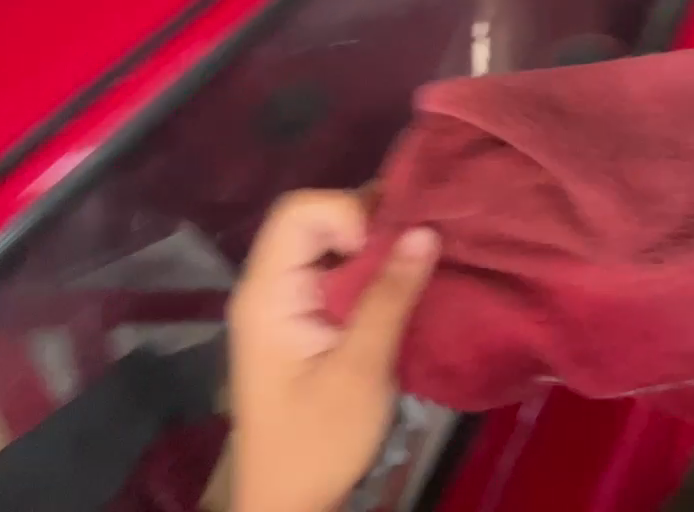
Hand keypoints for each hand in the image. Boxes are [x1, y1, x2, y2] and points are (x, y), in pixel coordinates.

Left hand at [228, 190, 438, 511]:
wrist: (289, 505)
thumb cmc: (318, 443)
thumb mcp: (360, 372)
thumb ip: (389, 297)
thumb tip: (425, 229)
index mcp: (268, 293)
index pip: (298, 211)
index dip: (347, 211)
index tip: (386, 245)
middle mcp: (269, 284)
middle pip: (312, 216)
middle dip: (368, 217)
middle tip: (416, 239)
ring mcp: (285, 298)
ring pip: (327, 236)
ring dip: (373, 237)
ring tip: (417, 251)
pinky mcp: (303, 313)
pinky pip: (334, 263)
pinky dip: (370, 259)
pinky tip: (402, 274)